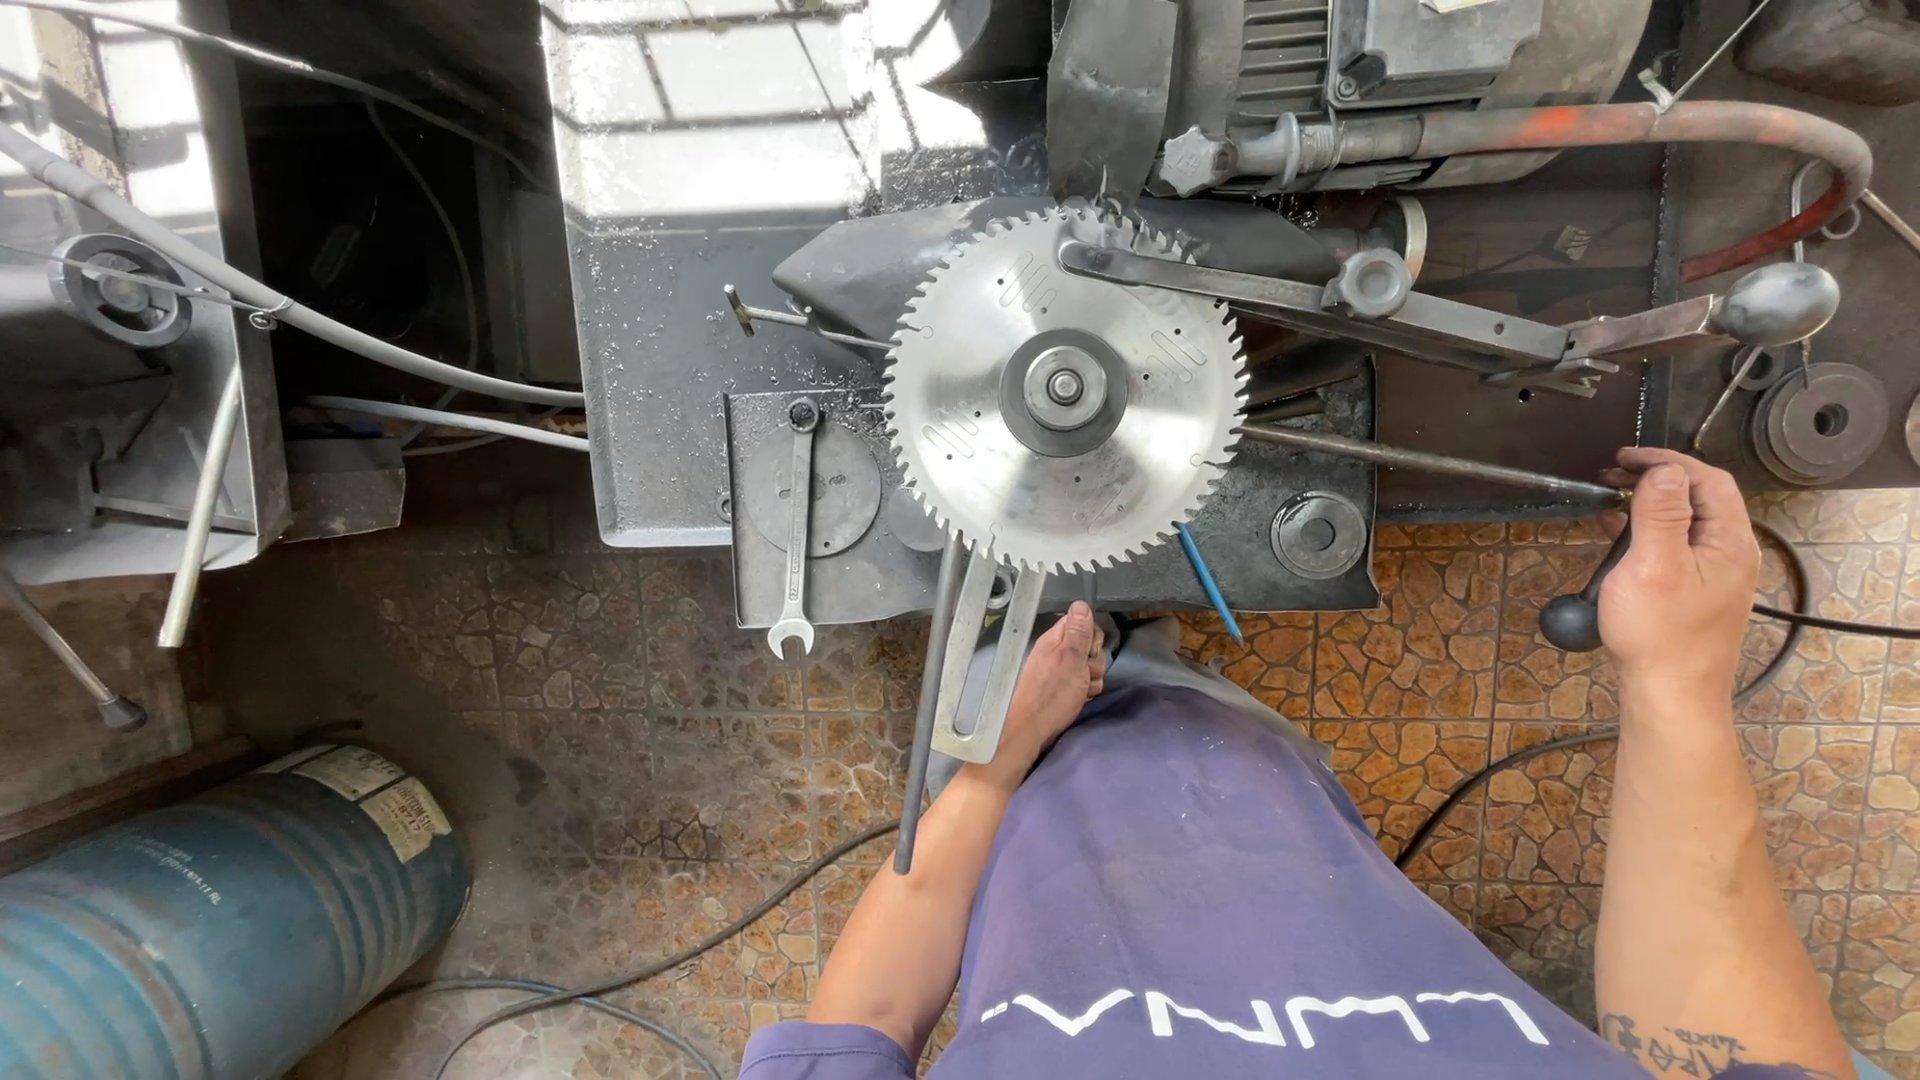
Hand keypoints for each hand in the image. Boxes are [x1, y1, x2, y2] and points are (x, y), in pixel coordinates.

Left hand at [972, 602, 1106, 789]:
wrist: (1032, 729)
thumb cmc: (1051, 694)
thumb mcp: (1070, 659)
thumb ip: (1077, 632)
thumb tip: (1081, 604)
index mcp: (1054, 639)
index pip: (1081, 622)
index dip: (1091, 636)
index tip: (1088, 651)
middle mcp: (1056, 651)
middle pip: (1089, 646)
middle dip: (1094, 661)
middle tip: (1083, 674)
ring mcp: (1060, 670)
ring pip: (1090, 666)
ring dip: (1091, 678)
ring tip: (1080, 690)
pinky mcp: (1064, 687)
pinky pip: (1085, 683)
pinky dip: (1086, 690)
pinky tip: (1080, 698)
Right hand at [1596, 448, 1758, 706]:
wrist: (1669, 687)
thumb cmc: (1659, 632)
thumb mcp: (1653, 566)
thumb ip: (1659, 516)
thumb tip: (1664, 472)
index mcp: (1727, 542)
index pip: (1708, 482)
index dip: (1668, 461)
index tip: (1626, 456)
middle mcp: (1727, 553)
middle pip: (1699, 498)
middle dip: (1656, 477)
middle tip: (1612, 472)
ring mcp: (1710, 572)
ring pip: (1683, 521)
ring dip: (1647, 501)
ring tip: (1609, 494)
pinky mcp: (1689, 587)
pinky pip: (1670, 544)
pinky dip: (1641, 528)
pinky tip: (1614, 531)